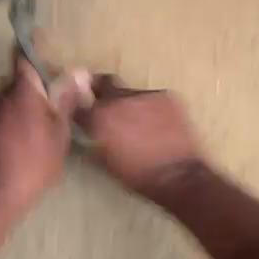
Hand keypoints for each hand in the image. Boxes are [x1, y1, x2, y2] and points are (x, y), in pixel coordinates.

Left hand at [0, 58, 88, 217]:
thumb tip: (78, 72)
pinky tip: (18, 145)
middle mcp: (0, 97)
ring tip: (37, 131)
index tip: (45, 51)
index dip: (33, 50)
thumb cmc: (34, 164)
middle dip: (34, 89)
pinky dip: (8, 124)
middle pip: (18, 83)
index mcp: (23, 93)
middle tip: (52, 106)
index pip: (24, 57)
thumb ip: (65, 101)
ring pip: (8, 102)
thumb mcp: (58, 135)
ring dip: (21, 109)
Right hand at [75, 76, 205, 193]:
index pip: (80, 100)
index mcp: (98, 117)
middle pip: (103, 83)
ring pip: (129, 92)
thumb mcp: (105, 159)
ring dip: (129, 103)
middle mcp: (117, 99)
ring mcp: (143, 94)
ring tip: (138, 120)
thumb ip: (94, 136)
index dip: (80, 104)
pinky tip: (157, 123)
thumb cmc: (137, 175)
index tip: (83, 108)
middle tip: (106, 103)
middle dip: (102, 90)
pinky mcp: (165, 95)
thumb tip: (92, 127)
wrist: (178, 176)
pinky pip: (151, 97)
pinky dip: (150, 106)